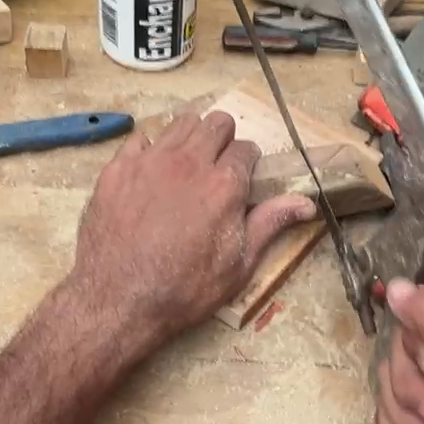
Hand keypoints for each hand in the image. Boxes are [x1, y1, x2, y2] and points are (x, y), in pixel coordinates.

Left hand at [69, 111, 315, 346]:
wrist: (119, 300)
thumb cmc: (184, 289)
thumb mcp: (238, 266)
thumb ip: (270, 224)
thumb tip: (306, 202)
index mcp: (224, 185)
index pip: (247, 149)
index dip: (248, 165)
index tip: (242, 183)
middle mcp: (189, 162)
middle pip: (217, 123)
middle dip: (223, 141)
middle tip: (217, 169)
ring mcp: (149, 161)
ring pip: (180, 122)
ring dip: (190, 138)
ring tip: (186, 167)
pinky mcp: (117, 169)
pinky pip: (140, 140)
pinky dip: (150, 151)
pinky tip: (150, 176)